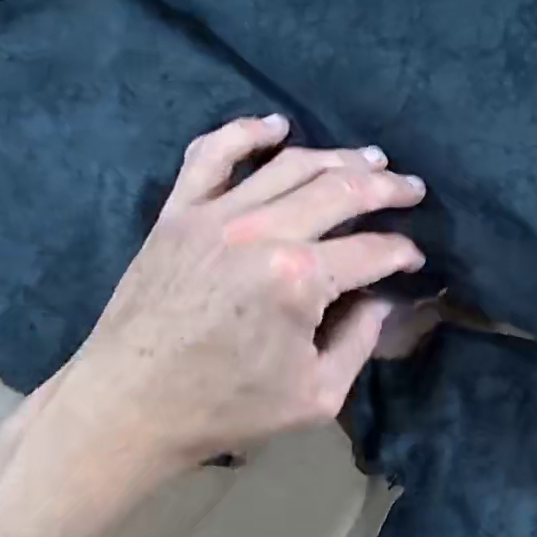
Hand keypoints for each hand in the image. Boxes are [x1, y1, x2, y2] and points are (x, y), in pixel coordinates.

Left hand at [47, 114, 426, 473]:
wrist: (121, 412)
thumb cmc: (227, 408)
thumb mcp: (320, 393)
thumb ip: (363, 337)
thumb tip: (383, 296)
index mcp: (298, 279)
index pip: (375, 250)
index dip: (404, 252)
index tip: (415, 260)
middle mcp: (261, 233)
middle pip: (344, 191)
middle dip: (390, 188)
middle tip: (414, 190)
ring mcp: (215, 216)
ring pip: (294, 164)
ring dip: (342, 157)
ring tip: (373, 159)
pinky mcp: (177, 214)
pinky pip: (212, 154)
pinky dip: (246, 131)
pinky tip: (277, 124)